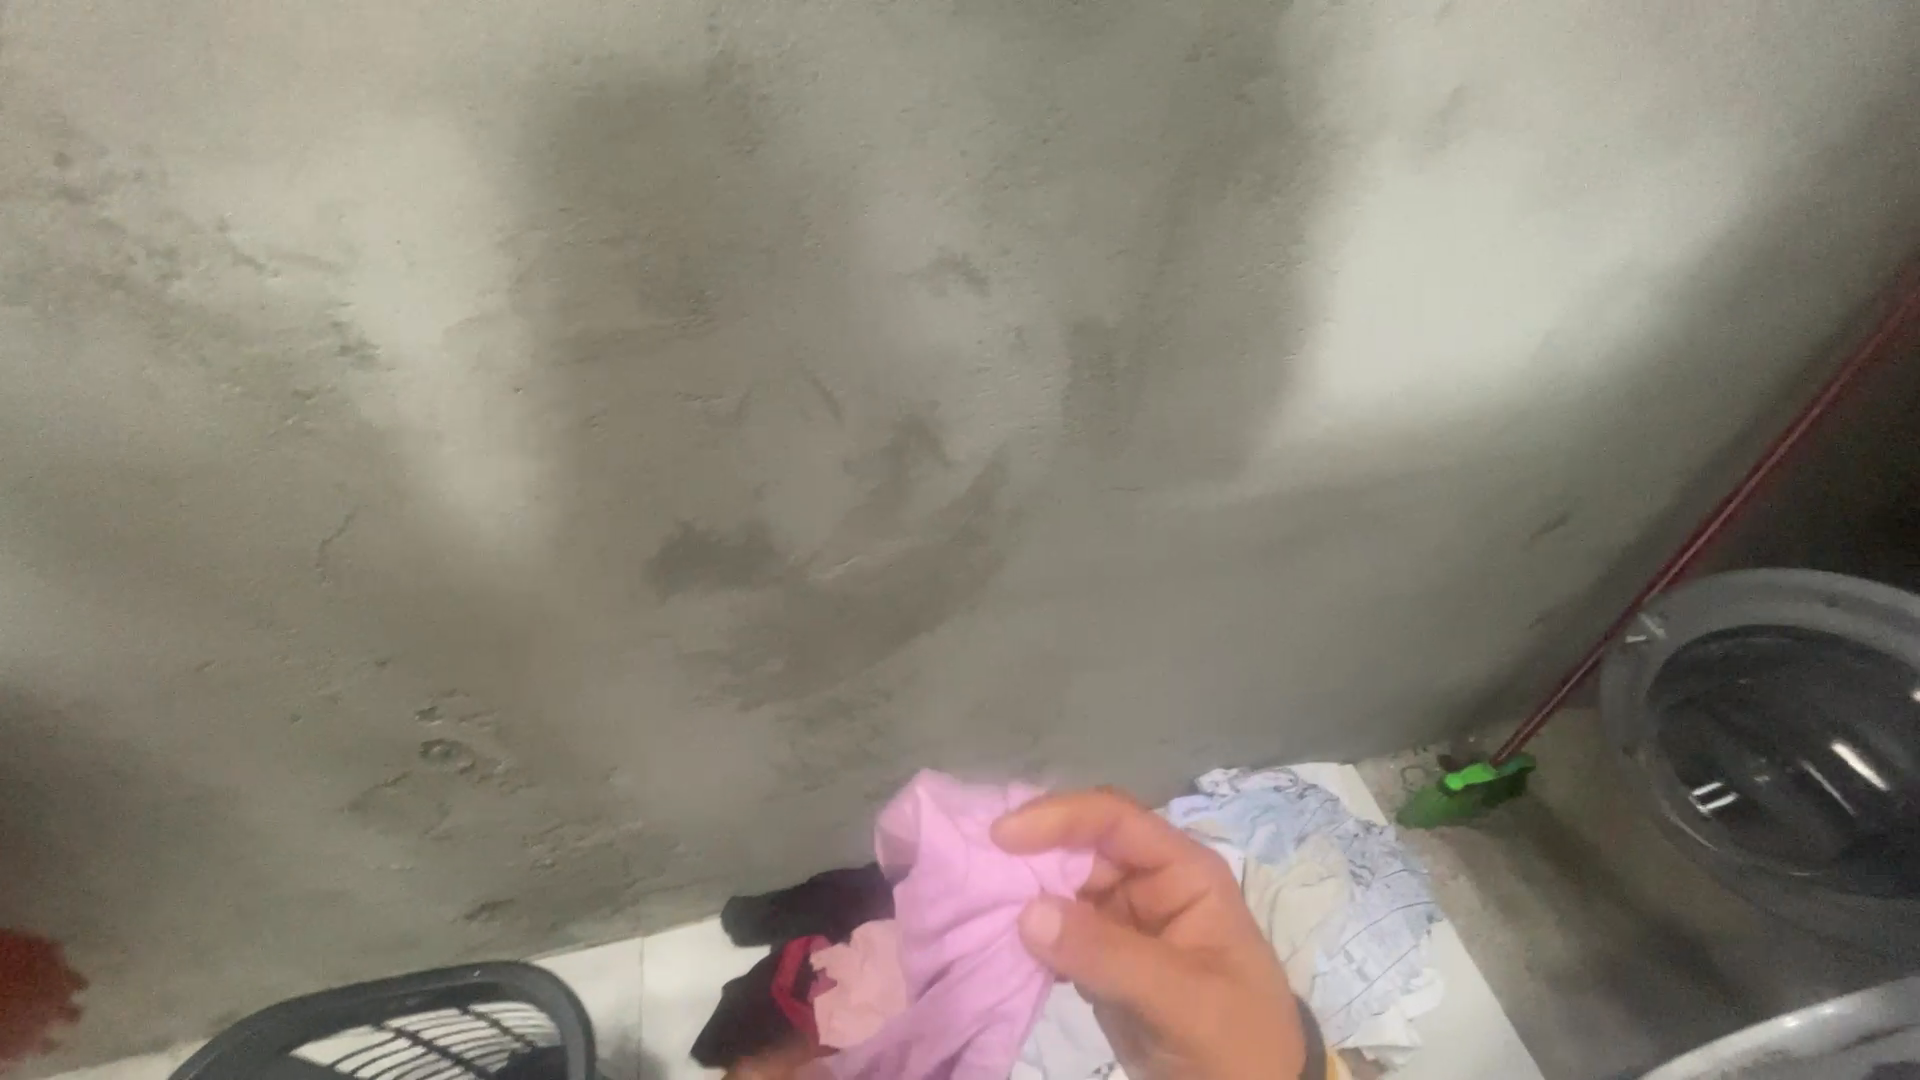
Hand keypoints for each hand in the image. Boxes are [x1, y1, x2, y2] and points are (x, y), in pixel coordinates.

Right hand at [993, 788, 1305, 1079]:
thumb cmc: (1237, 1044)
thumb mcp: (1184, 1000)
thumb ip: (1109, 954)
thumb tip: (1028, 912)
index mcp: (1182, 870)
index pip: (1114, 819)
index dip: (1059, 817)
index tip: (1003, 835)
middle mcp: (1150, 880)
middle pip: (1080, 845)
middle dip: (1032, 854)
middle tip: (978, 871)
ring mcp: (1125, 917)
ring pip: (1062, 883)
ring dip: (1025, 892)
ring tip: (979, 902)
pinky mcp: (1104, 953)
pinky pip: (1058, 927)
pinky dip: (1031, 932)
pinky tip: (1004, 942)